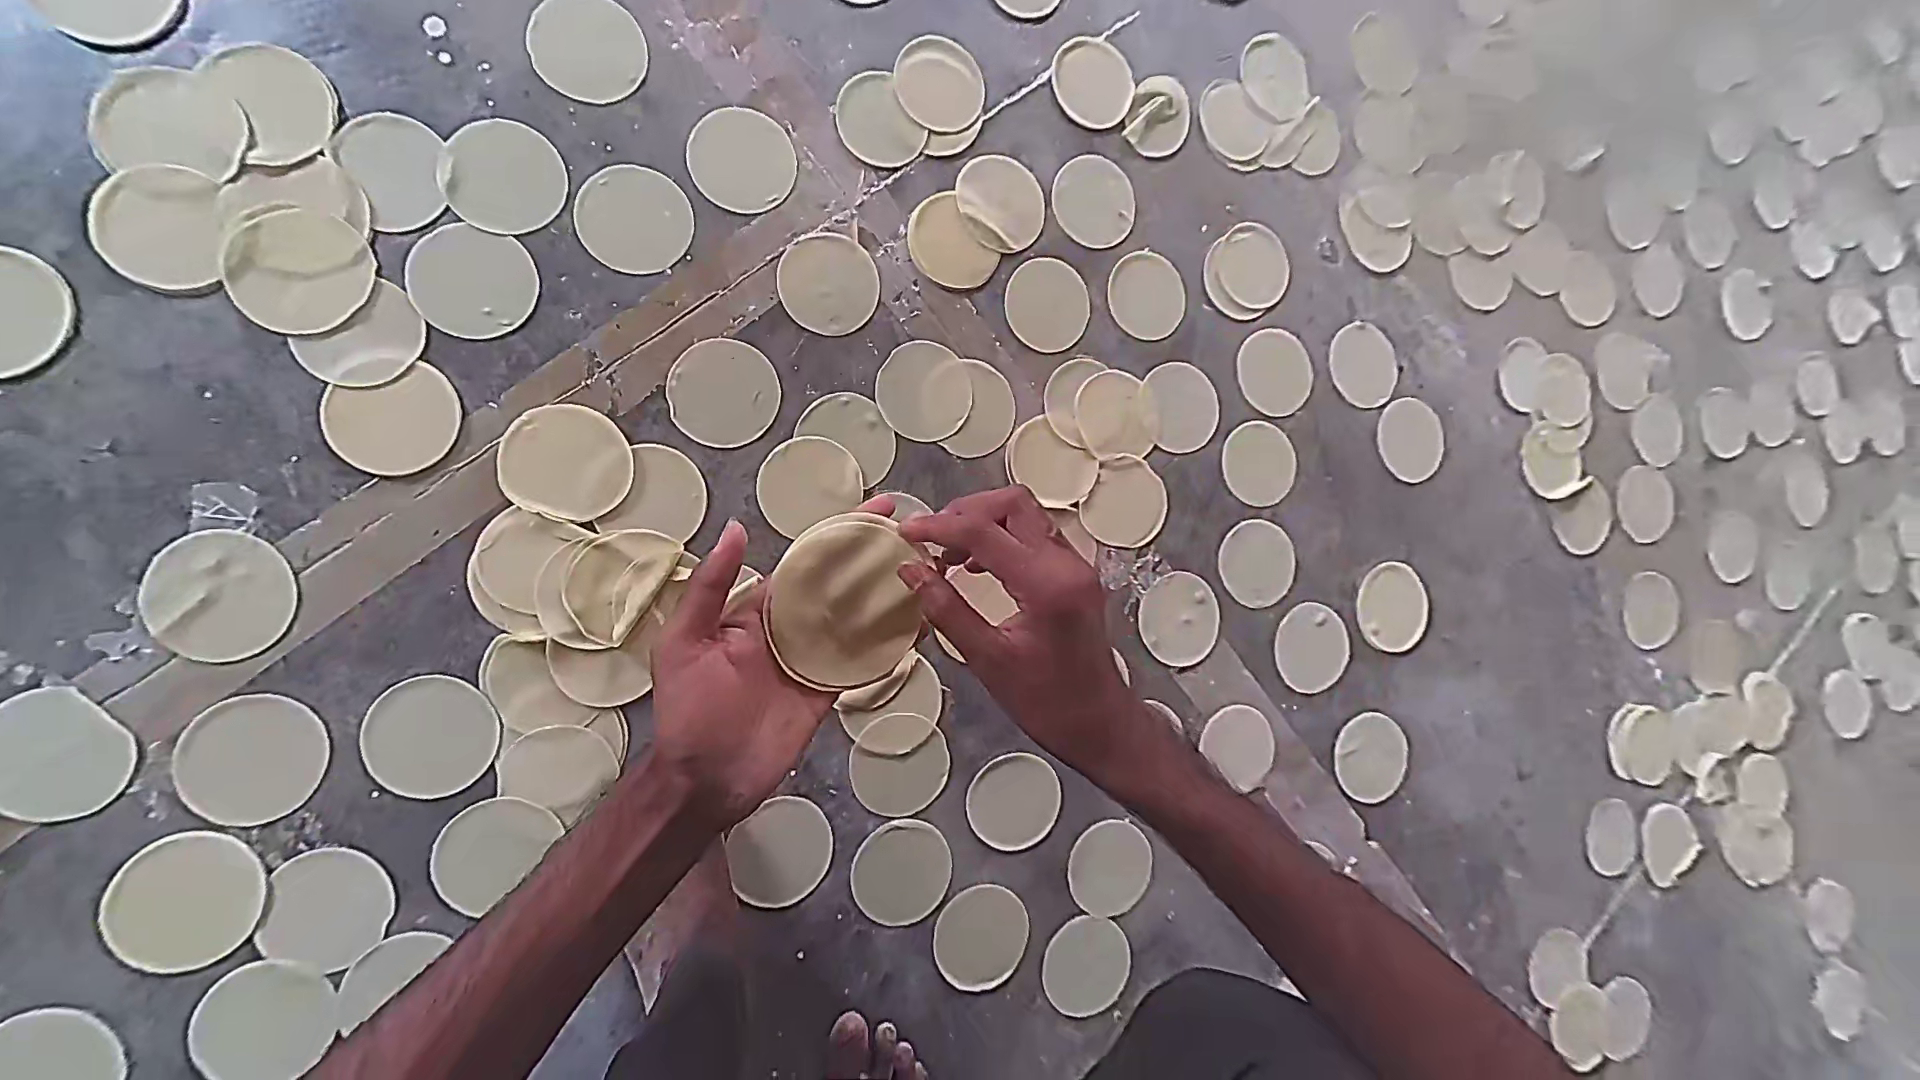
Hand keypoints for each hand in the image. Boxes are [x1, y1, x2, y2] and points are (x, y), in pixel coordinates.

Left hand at [650, 497, 896, 828]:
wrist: (707, 780)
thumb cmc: (690, 709)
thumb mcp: (685, 641)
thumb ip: (711, 587)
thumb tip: (736, 530)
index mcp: (761, 609)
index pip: (807, 561)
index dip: (840, 533)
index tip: (876, 509)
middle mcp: (794, 626)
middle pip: (841, 583)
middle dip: (874, 556)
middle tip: (914, 534)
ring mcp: (816, 658)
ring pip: (859, 618)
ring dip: (889, 594)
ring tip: (926, 569)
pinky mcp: (831, 688)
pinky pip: (864, 660)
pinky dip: (890, 643)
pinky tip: (917, 624)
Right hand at [897, 487, 1157, 786]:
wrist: (1102, 724)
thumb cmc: (1046, 703)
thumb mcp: (987, 660)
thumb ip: (946, 609)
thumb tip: (910, 569)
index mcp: (1047, 585)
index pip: (984, 532)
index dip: (939, 527)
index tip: (905, 532)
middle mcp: (1067, 563)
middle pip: (1014, 504)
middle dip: (966, 512)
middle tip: (932, 540)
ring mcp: (1076, 565)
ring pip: (1026, 514)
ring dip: (984, 522)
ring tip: (949, 555)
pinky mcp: (1076, 573)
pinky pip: (1035, 535)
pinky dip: (1002, 537)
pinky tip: (977, 565)